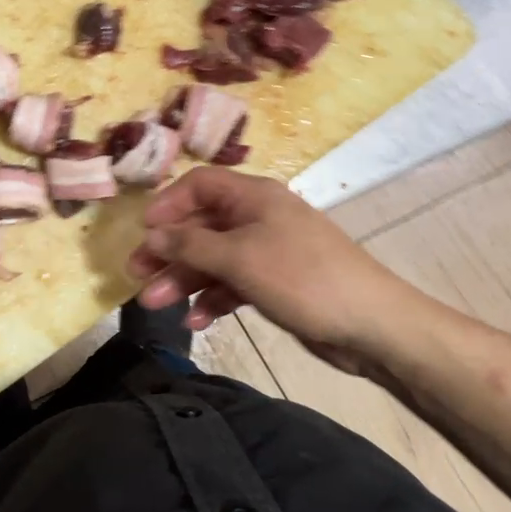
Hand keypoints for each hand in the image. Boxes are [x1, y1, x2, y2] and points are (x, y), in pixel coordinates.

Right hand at [127, 167, 423, 374]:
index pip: (199, 185)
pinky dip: (212, 299)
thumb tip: (152, 233)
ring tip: (155, 303)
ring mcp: (268, 252)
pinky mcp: (276, 283)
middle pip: (200, 225)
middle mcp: (258, 218)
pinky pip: (232, 284)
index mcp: (254, 197)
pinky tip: (195, 321)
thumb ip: (190, 243)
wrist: (374, 326)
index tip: (144, 230)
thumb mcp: (239, 258)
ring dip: (183, 279)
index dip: (168, 204)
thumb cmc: (303, 278)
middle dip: (168, 250)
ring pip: (212, 258)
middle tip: (136, 274)